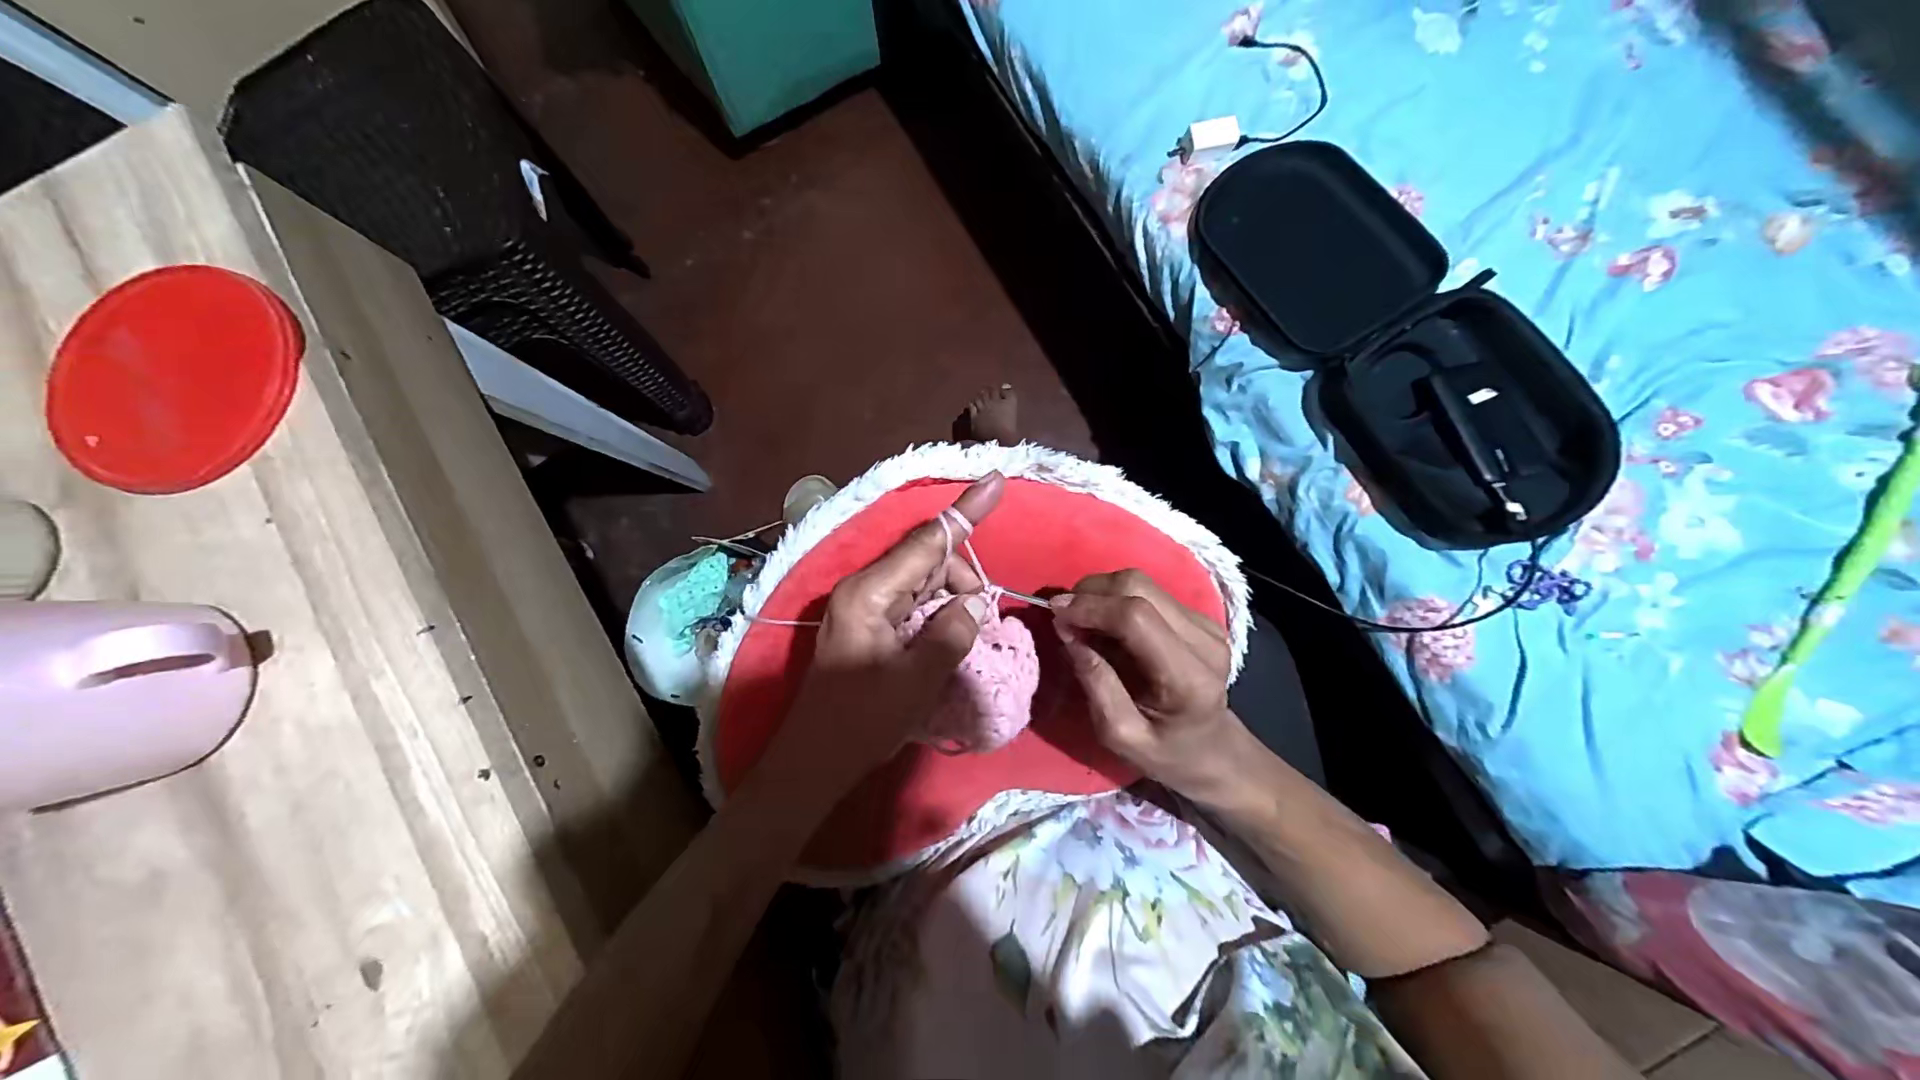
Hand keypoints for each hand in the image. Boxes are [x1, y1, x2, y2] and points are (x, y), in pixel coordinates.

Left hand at [751, 473, 1006, 806]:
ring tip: (970, 635)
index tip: (995, 480)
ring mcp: (862, 607)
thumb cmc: (861, 721)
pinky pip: (911, 604)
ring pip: (922, 583)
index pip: (927, 541)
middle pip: (927, 560)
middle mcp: (863, 589)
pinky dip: (936, 615)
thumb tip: (974, 603)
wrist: (813, 761)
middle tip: (984, 618)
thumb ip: (952, 632)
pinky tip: (950, 637)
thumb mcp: (917, 679)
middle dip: (963, 579)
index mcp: (870, 593)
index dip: (965, 512)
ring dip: (952, 600)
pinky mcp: (866, 626)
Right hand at [1049, 569, 1259, 806]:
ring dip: (1102, 592)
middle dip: (1091, 592)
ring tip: (1081, 618)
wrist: (1212, 751)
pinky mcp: (1199, 617)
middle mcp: (1203, 641)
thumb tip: (1067, 631)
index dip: (1090, 607)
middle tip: (1063, 615)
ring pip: (1142, 582)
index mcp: (1187, 677)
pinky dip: (1117, 599)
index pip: (1136, 617)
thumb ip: (1095, 683)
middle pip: (1138, 586)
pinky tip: (1106, 623)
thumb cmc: (1164, 753)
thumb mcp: (1119, 734)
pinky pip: (1149, 592)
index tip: (1055, 613)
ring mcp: (1206, 624)